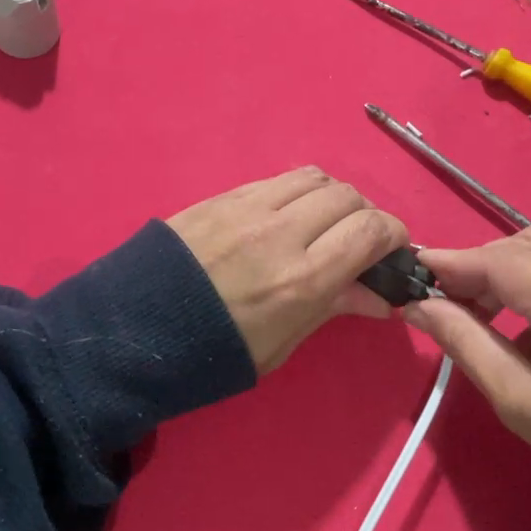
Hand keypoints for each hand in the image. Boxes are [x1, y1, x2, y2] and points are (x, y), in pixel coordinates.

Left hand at [167, 167, 408, 373]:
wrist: (136, 333)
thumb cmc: (214, 353)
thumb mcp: (282, 344)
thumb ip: (333, 307)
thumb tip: (382, 297)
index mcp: (302, 279)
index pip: (371, 229)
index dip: (394, 234)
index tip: (393, 249)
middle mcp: (280, 233)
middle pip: (347, 196)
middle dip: (365, 215)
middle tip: (357, 240)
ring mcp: (247, 208)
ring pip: (313, 177)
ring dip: (331, 197)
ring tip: (322, 222)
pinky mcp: (220, 197)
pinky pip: (275, 179)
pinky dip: (295, 192)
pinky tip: (286, 215)